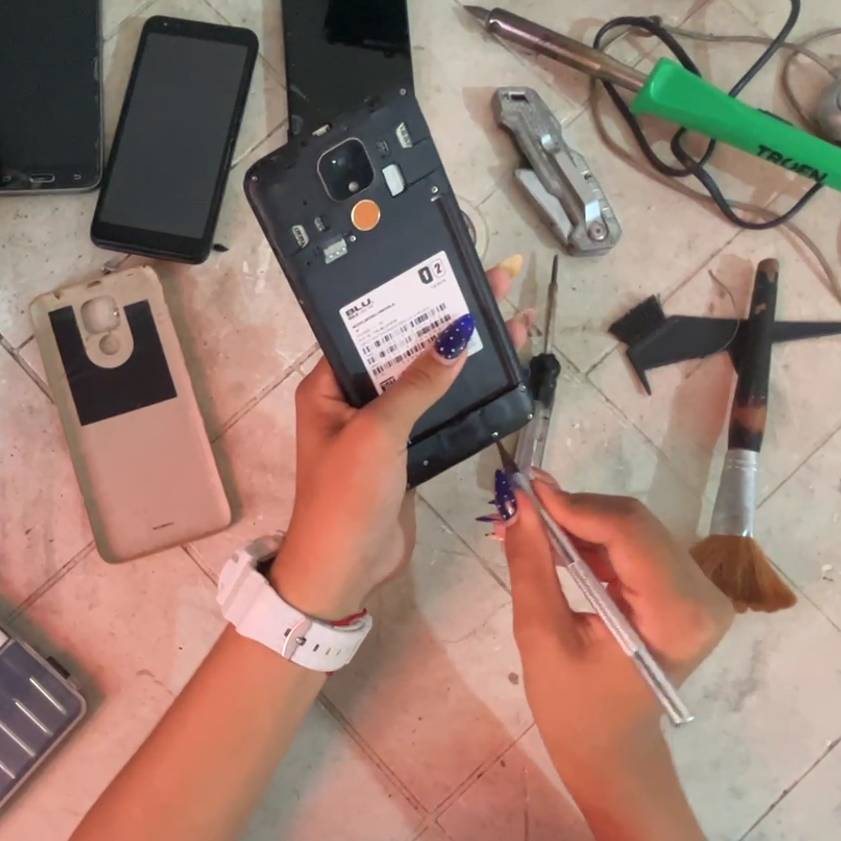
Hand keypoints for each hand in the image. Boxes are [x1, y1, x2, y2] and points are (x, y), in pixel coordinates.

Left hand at [271, 260, 526, 620]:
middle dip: (448, 321)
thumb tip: (457, 334)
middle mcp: (352, 401)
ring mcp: (380, 428)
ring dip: (464, 356)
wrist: (345, 569)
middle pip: (404, 351)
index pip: (371, 330)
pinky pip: (437, 414)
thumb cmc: (346, 495)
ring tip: (512, 319)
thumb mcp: (377, 432)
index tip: (450, 272)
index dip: (410, 300)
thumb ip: (417, 384)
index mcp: (328, 388)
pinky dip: (465, 395)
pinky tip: (499, 372)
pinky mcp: (405, 453)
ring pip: (426, 382)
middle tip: (498, 283)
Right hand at [500, 471, 732, 794]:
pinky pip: (630, 547)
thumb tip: (518, 506)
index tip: (523, 489)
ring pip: (629, 529)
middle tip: (516, 509)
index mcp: (678, 614)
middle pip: (632, 524)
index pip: (628, 532)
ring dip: (575, 524)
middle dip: (571, 512)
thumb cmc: (574, 707)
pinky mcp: (679, 591)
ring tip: (524, 529)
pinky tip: (551, 548)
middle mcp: (701, 595)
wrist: (609, 750)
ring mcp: (695, 592)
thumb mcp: (541, 634)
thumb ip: (532, 565)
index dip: (574, 504)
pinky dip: (588, 541)